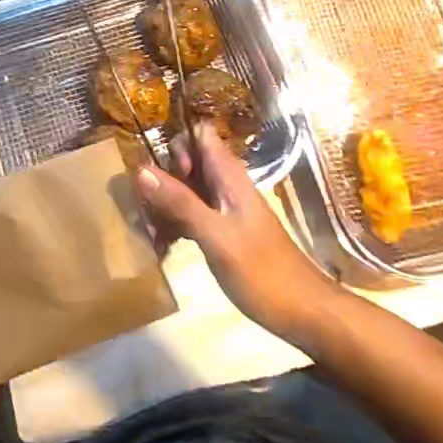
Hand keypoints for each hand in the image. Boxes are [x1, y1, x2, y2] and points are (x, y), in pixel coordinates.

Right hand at [134, 122, 343, 345]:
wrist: (302, 309)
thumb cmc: (262, 272)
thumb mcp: (216, 237)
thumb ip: (181, 202)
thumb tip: (140, 169)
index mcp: (229, 175)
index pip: (199, 133)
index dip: (177, 145)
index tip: (164, 175)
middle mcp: (226, 183)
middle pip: (187, 160)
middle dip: (162, 178)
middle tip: (148, 211)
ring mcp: (225, 207)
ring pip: (186, 188)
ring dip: (165, 205)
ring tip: (151, 234)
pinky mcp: (223, 230)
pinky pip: (191, 213)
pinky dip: (175, 224)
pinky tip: (164, 248)